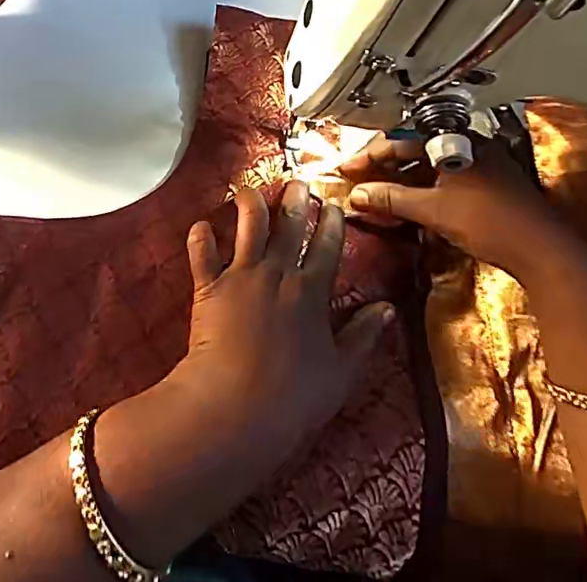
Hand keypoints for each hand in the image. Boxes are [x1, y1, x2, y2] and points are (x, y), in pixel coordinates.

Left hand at [163, 182, 393, 452]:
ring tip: (249, 190)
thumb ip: (363, 336)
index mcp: (312, 292)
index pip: (327, 248)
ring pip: (247, 226)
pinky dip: (199, 237)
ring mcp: (241, 275)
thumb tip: (387, 308)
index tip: (332, 204)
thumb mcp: (341, 370)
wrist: (238, 403)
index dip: (331, 224)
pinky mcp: (208, 285)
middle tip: (298, 183)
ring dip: (249, 203)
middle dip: (296, 200)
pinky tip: (200, 225)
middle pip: (289, 226)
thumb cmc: (295, 395)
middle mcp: (278, 274)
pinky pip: (201, 252)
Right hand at [341, 134, 586, 284]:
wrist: (545, 252)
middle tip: (362, 179)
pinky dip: (424, 188)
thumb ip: (391, 198)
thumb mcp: (433, 210)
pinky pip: (446, 177)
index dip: (370, 156)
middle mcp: (469, 145)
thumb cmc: (490, 222)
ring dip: (404, 179)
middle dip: (385, 167)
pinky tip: (412, 202)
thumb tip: (358, 195)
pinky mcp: (491, 184)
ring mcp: (483, 164)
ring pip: (431, 165)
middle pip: (415, 150)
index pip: (401, 142)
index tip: (349, 169)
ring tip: (381, 193)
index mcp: (455, 141)